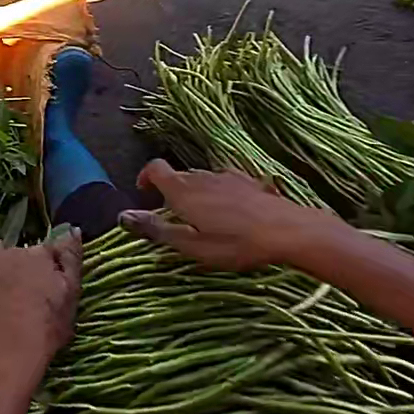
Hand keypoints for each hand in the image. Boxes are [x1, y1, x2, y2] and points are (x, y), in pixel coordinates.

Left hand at [0, 232, 82, 374]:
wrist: (13, 347)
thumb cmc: (49, 324)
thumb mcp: (72, 292)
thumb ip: (72, 257)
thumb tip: (73, 228)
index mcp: (40, 254)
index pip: (47, 250)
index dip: (50, 264)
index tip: (50, 280)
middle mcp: (14, 250)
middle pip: (21, 250)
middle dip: (25, 263)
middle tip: (28, 287)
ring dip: (0, 257)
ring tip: (2, 276)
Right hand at [123, 159, 346, 270]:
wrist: (290, 231)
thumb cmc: (235, 243)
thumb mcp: (191, 245)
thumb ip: (156, 229)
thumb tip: (123, 216)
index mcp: (182, 189)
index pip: (155, 168)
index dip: (146, 176)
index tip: (145, 193)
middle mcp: (201, 176)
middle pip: (179, 175)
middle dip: (172, 191)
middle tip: (177, 217)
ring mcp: (227, 176)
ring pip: (202, 179)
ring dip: (197, 193)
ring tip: (205, 219)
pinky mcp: (249, 182)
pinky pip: (226, 183)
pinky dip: (221, 194)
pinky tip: (233, 213)